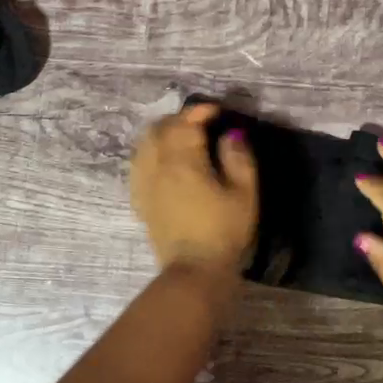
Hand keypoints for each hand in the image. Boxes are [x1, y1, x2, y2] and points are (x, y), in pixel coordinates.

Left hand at [129, 103, 257, 276]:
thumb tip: (230, 135)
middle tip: (201, 123)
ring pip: (144, 144)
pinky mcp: (140, 200)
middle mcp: (157, 166)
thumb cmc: (223, 232)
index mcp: (182, 161)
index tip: (217, 112)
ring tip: (181, 137)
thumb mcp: (244, 194)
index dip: (200, 111)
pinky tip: (163, 160)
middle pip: (160, 129)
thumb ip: (238, 158)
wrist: (194, 270)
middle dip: (179, 119)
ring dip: (161, 133)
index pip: (185, 123)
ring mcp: (144, 183)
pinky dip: (150, 152)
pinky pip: (138, 164)